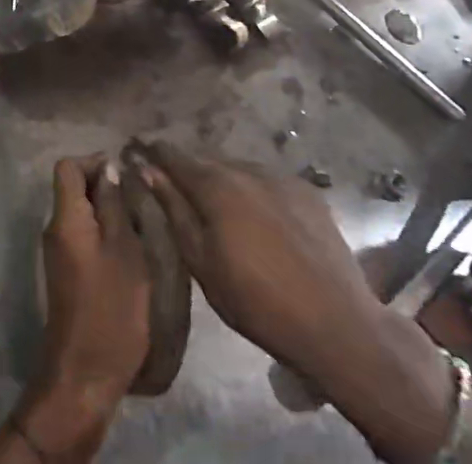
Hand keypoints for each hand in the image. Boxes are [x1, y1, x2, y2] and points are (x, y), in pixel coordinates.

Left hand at [17, 155, 150, 460]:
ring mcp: (60, 252)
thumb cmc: (112, 309)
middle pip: (74, 188)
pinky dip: (106, 232)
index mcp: (66, 219)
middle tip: (142, 199)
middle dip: (106, 186)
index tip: (126, 175)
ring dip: (109, 210)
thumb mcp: (125, 251)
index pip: (68, 167)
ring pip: (82, 212)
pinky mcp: (69, 272)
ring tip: (144, 222)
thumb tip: (110, 171)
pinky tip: (133, 248)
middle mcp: (56, 229)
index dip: (95, 162)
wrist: (86, 372)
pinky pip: (85, 235)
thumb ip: (116, 207)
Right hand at [137, 142, 452, 463]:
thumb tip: (147, 170)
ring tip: (211, 199)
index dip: (153, 151)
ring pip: (237, 168)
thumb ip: (173, 210)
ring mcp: (281, 178)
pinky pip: (266, 180)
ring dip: (219, 177)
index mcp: (216, 185)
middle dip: (185, 166)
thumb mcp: (201, 261)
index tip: (136, 148)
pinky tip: (252, 212)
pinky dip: (250, 188)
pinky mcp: (307, 192)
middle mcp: (247, 170)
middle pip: (206, 159)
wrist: (335, 322)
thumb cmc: (256, 300)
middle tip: (170, 181)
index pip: (174, 155)